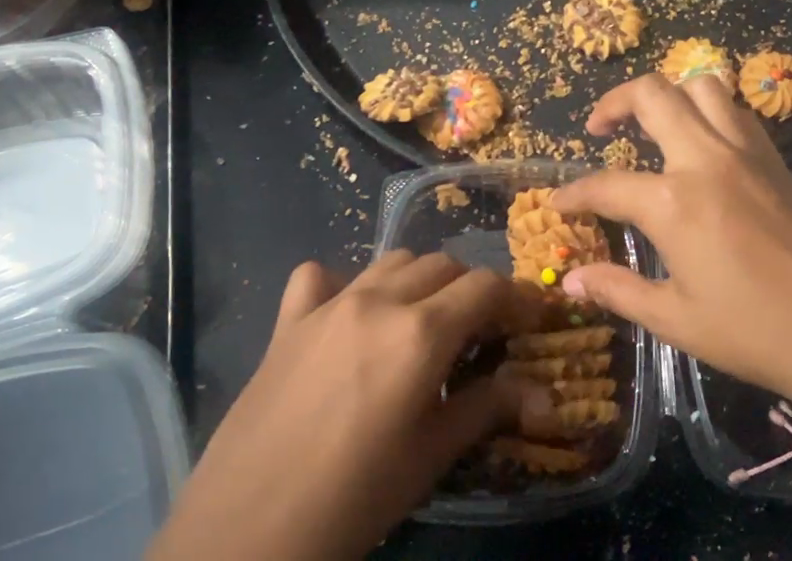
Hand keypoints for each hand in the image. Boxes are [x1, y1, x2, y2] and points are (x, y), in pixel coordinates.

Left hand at [149, 252, 552, 560]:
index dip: (517, 298)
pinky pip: (319, 277)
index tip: (532, 320)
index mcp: (422, 333)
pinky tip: (349, 316)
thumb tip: (544, 394)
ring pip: (392, 261)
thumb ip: (489, 408)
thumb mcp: (432, 456)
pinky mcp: (286, 324)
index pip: (486, 287)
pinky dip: (345, 283)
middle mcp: (378, 301)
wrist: (248, 529)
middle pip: (443, 265)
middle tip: (481, 333)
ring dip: (420, 280)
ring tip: (423, 323)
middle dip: (472, 289)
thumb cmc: (356, 497)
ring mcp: (327, 306)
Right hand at [552, 74, 791, 442]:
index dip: (574, 192)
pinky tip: (702, 144)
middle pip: (653, 95)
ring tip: (653, 124)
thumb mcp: (675, 319)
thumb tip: (571, 278)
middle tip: (599, 128)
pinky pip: (737, 111)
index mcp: (673, 202)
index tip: (559, 202)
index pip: (606, 184)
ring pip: (702, 86)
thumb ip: (618, 290)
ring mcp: (747, 153)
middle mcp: (706, 160)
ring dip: (670, 94)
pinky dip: (710, 110)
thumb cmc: (753, 332)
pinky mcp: (777, 159)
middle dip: (614, 102)